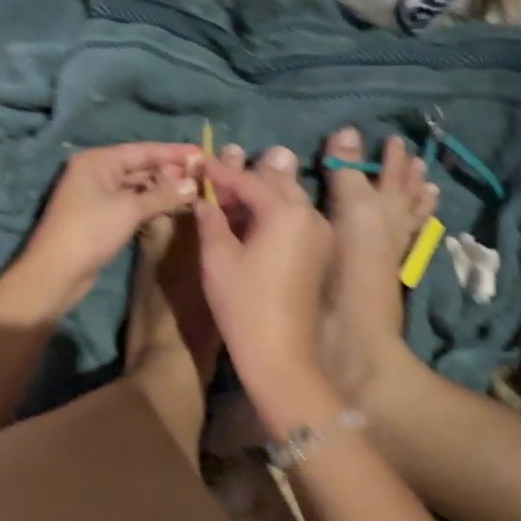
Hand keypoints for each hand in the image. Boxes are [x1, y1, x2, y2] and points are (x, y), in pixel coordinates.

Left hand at [18, 142, 203, 307]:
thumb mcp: (129, 209)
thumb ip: (163, 195)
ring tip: (193, 193)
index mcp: (98, 160)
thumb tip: (193, 185)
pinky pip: (130, 205)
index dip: (174, 153)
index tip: (202, 154)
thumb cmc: (90, 231)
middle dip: (170, 172)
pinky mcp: (100, 218)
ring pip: (136, 188)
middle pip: (140, 167)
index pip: (143, 150)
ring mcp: (96, 196)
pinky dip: (150, 206)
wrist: (56, 272)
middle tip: (202, 177)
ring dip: (162, 190)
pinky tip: (172, 209)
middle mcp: (96, 173)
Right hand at [193, 146, 333, 385]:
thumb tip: (205, 200)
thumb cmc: (244, 306)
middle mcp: (311, 214)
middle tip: (213, 186)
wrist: (281, 355)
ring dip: (259, 197)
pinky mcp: (321, 253)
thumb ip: (211, 220)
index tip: (198, 166)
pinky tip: (248, 226)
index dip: (221, 174)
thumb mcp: (217, 259)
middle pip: (275, 183)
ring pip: (288, 200)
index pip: (249, 180)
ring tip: (227, 205)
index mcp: (287, 211)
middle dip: (244, 181)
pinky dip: (273, 215)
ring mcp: (322, 234)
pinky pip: (296, 220)